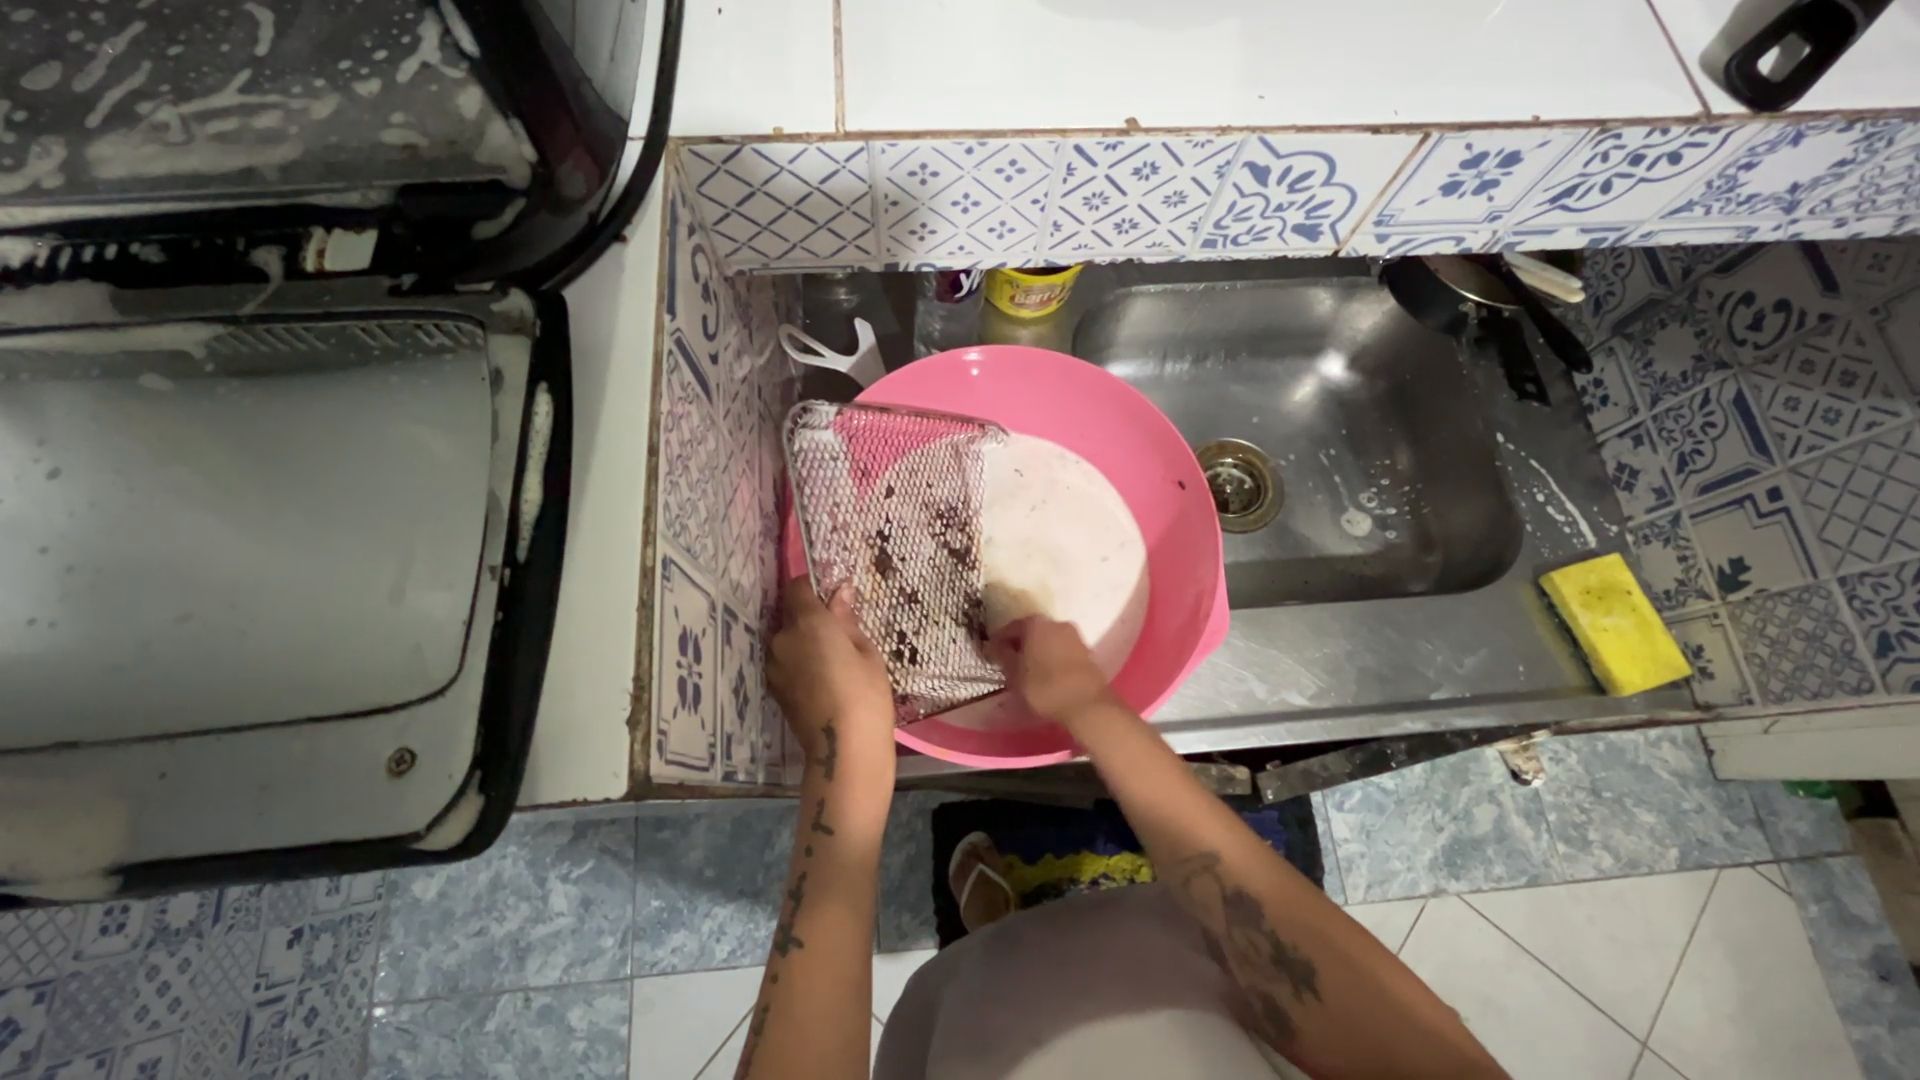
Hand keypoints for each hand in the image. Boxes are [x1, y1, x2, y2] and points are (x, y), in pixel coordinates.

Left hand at [767, 577, 896, 788]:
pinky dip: (800, 663)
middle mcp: (783, 639)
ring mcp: (774, 665)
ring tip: (832, 661)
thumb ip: (847, 619)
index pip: (796, 587)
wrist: (843, 748)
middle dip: (810, 618)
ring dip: (804, 642)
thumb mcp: (866, 651)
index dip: (812, 586)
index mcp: (808, 622)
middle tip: (840, 634)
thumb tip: (840, 592)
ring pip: (788, 641)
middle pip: (791, 615)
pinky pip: (786, 662)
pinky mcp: (774, 688)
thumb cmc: (866, 694)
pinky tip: (822, 679)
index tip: (831, 595)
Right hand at [987, 617, 1122, 730]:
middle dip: (1021, 645)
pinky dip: (1053, 658)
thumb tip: (995, 646)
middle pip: (1032, 631)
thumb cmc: (1043, 687)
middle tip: (1010, 662)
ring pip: (1049, 640)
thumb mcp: (1014, 674)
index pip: (1010, 627)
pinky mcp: (1087, 652)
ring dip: (1038, 651)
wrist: (1086, 704)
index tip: (992, 655)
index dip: (999, 641)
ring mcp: (1075, 636)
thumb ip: (1002, 656)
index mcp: (1035, 624)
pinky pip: (1063, 650)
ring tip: (1029, 671)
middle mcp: (1056, 623)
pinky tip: (1048, 674)